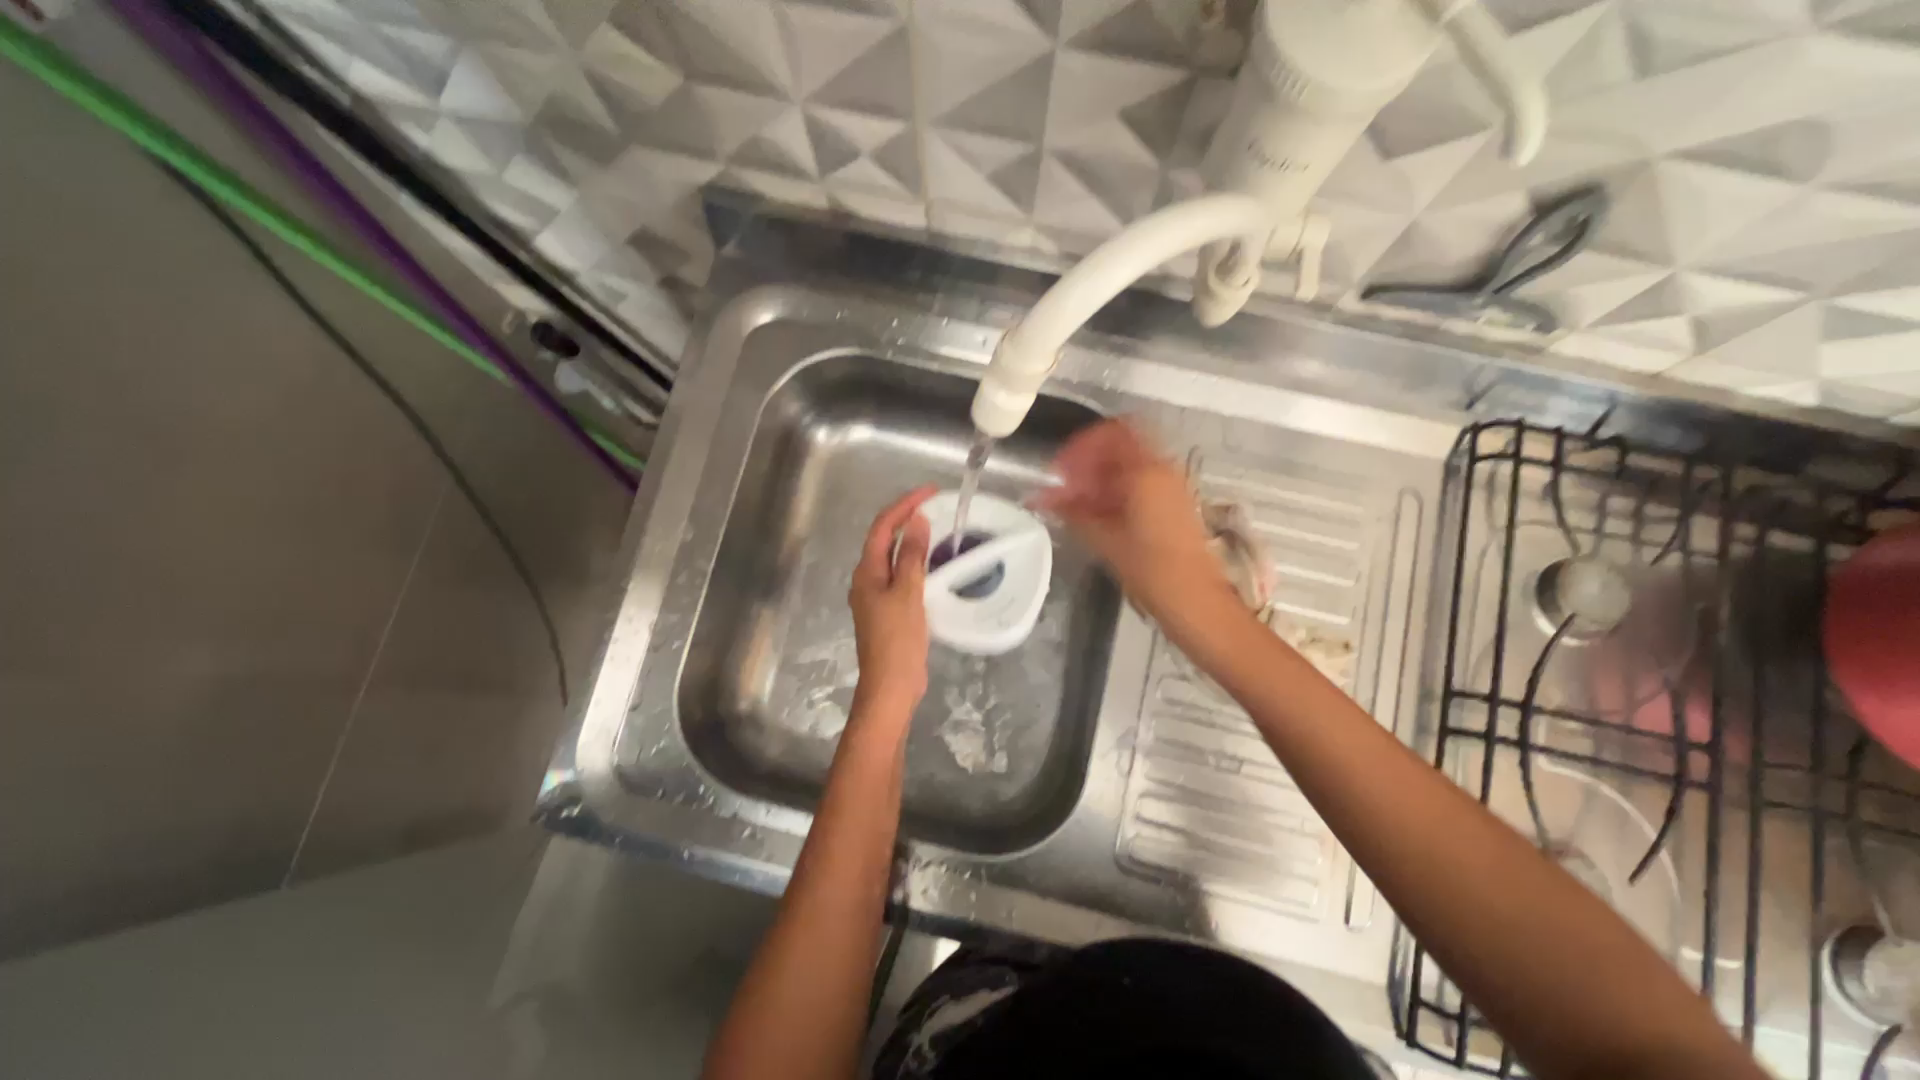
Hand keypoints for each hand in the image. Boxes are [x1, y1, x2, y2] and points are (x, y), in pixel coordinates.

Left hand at [849, 486, 936, 718]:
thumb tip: (916, 520)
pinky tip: (934, 566)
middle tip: (937, 506)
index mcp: (866, 573)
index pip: (882, 527)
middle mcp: (866, 580)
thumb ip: (911, 556)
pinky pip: (900, 577)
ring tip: (938, 529)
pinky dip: (915, 564)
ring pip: (892, 558)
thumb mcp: (908, 594)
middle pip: (884, 540)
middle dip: (907, 518)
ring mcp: (876, 597)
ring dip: (912, 541)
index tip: (931, 492)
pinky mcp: (888, 612)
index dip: (904, 505)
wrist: (891, 687)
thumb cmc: (898, 640)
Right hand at [1034, 419, 1228, 618]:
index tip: (1061, 471)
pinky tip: (1101, 517)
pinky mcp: (1177, 505)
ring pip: (1131, 467)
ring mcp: (1174, 487)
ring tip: (1079, 506)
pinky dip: (1120, 492)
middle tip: (1065, 489)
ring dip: (1103, 479)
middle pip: (1121, 448)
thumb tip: (1044, 498)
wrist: (1197, 601)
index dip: (1081, 447)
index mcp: (1145, 472)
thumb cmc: (1151, 571)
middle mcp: (1163, 470)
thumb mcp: (1105, 541)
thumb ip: (1073, 512)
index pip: (1110, 434)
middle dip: (1089, 464)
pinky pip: (1143, 484)